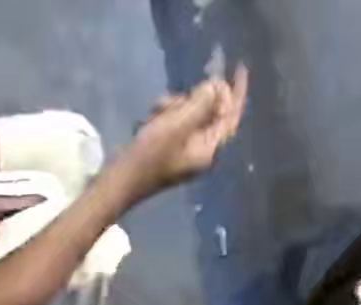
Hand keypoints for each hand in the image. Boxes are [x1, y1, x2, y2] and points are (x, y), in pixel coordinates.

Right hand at [113, 66, 247, 199]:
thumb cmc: (149, 156)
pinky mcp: (170, 147)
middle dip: (192, 101)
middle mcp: (201, 150)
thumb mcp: (177, 125)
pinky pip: (175, 121)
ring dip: (173, 106)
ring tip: (155, 114)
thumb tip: (215, 87)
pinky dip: (164, 115)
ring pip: (190, 113)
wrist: (121, 180)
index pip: (231, 117)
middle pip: (209, 112)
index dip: (236, 93)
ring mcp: (185, 149)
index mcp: (208, 150)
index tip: (239, 67)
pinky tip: (149, 119)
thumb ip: (201, 104)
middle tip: (172, 103)